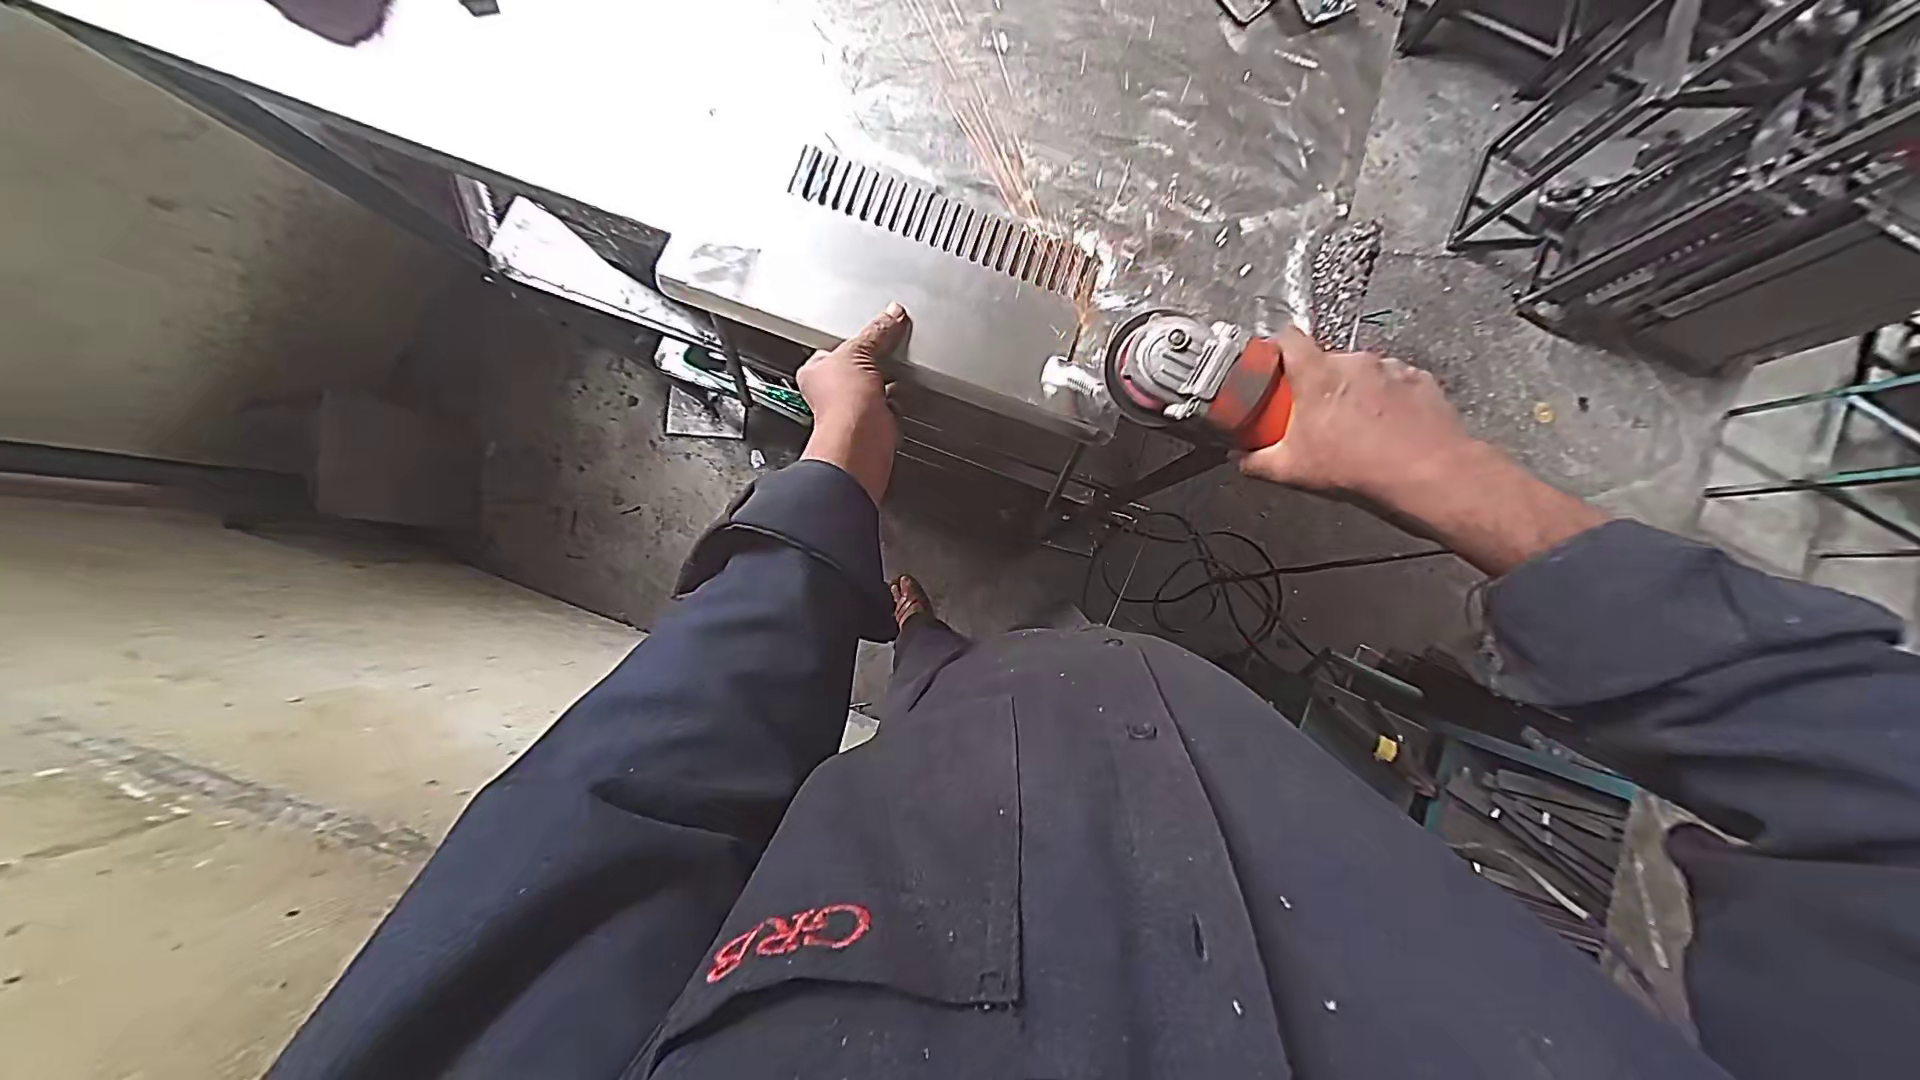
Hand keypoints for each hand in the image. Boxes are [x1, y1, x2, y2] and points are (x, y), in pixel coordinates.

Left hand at [797, 304, 911, 504]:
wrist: (861, 437)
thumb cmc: (842, 401)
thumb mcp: (859, 350)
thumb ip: (878, 331)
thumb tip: (893, 313)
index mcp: (815, 372)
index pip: (833, 349)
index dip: (852, 341)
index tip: (871, 332)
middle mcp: (830, 393)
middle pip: (856, 368)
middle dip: (872, 362)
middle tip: (885, 351)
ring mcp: (852, 409)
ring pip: (873, 388)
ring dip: (886, 383)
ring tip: (894, 372)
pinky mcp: (873, 423)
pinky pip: (888, 405)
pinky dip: (896, 400)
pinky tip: (898, 395)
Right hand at [1238, 328, 1480, 507]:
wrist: (1425, 475)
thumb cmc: (1358, 467)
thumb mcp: (1289, 470)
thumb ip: (1255, 460)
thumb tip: (1241, 458)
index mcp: (1317, 376)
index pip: (1288, 338)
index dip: (1275, 348)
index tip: (1270, 366)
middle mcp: (1354, 362)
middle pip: (1323, 362)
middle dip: (1314, 386)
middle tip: (1310, 417)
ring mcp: (1390, 368)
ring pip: (1358, 373)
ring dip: (1349, 393)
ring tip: (1349, 428)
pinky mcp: (1418, 380)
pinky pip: (1390, 383)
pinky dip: (1381, 401)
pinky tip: (1379, 429)